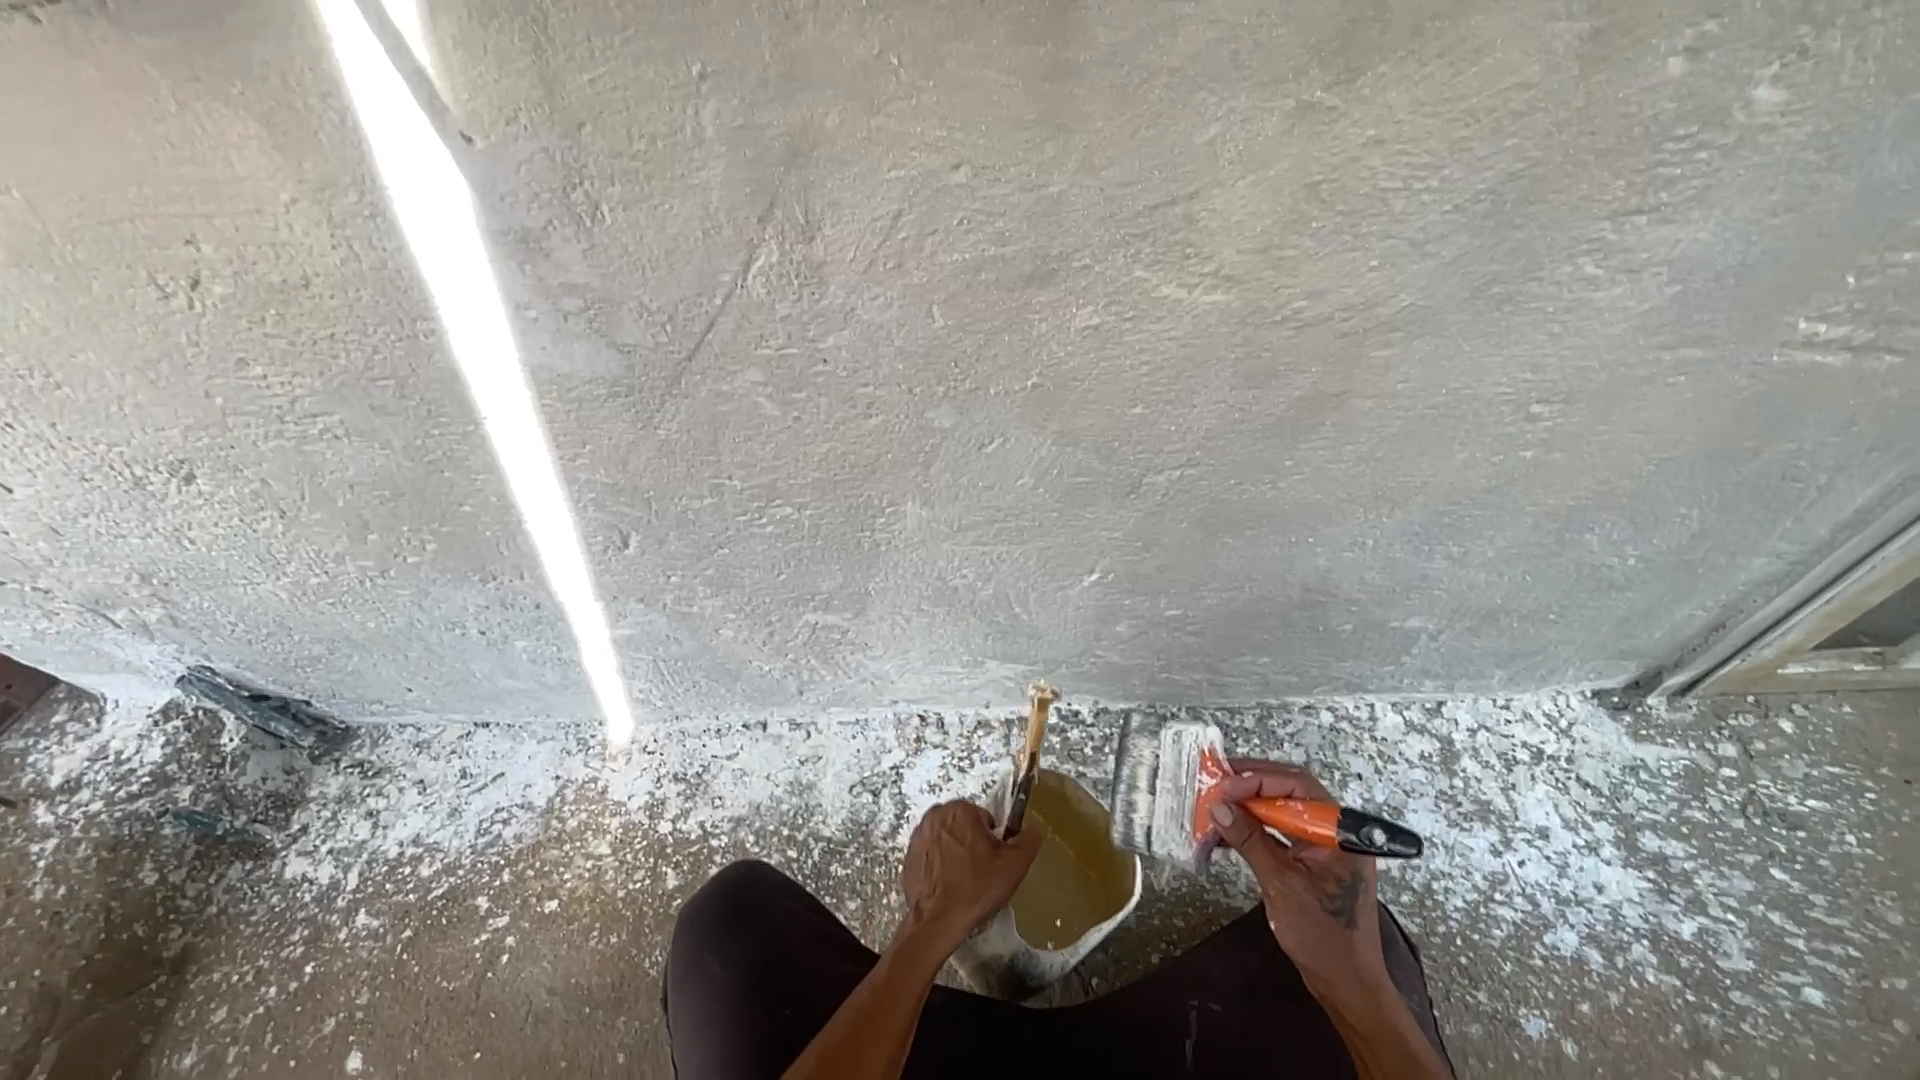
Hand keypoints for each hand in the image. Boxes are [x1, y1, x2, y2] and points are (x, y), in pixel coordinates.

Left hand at [900, 801, 1041, 946]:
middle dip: (974, 844)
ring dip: (956, 853)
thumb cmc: (977, 888)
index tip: (992, 862)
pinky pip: (932, 854)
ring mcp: (918, 835)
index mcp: (961, 810)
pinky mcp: (908, 855)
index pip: (986, 820)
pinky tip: (947, 885)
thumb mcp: (1015, 865)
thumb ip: (1029, 840)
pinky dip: (940, 864)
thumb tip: (1032, 829)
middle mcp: (936, 815)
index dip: (993, 842)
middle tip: (980, 872)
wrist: (938, 921)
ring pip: (948, 839)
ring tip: (964, 881)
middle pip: (965, 827)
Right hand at [1207, 760, 1390, 1004]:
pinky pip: (1280, 832)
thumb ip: (1251, 841)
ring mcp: (1323, 846)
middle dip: (1251, 785)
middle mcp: (1334, 831)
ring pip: (1282, 810)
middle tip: (1215, 782)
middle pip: (1290, 792)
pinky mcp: (1310, 861)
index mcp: (1339, 832)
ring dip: (1249, 806)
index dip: (1259, 779)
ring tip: (1215, 804)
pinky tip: (1227, 832)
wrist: (1346, 983)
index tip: (1225, 785)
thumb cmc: (1321, 936)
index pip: (1298, 786)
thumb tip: (1219, 807)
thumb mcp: (1282, 884)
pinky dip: (1254, 829)